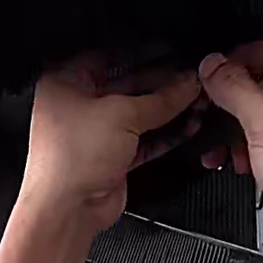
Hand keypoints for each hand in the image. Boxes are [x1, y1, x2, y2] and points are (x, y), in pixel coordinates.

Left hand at [23, 55, 201, 232]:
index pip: (110, 56)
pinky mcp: (113, 159)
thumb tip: (185, 85)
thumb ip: (160, 100)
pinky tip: (186, 128)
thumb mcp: (121, 114)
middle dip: (163, 85)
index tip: (171, 54)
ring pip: (140, 117)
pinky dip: (165, 136)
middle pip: (129, 87)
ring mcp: (98, 135)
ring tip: (195, 102)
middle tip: (190, 80)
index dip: (143, 54)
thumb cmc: (70, 159)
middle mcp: (80, 107)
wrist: (68, 208)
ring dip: (169, 112)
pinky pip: (144, 142)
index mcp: (67, 82)